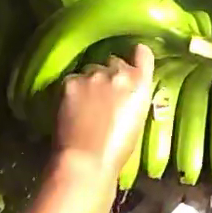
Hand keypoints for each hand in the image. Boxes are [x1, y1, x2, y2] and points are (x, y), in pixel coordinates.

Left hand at [53, 44, 153, 179]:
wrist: (87, 159)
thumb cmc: (119, 147)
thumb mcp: (138, 117)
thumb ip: (135, 95)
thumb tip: (127, 89)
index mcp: (140, 82)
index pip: (142, 53)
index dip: (137, 56)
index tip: (134, 61)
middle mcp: (117, 72)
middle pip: (113, 62)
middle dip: (111, 74)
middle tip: (106, 95)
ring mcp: (92, 75)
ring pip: (91, 70)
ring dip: (91, 82)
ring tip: (87, 104)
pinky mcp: (69, 82)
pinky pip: (73, 79)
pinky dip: (73, 90)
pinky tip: (73, 108)